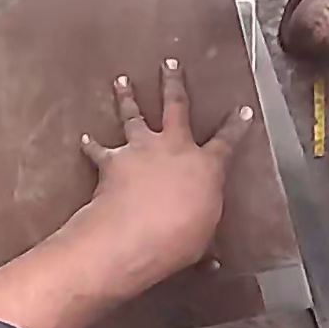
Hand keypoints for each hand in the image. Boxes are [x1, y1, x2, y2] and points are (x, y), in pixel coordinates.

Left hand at [60, 59, 254, 294]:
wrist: (136, 232)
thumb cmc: (179, 239)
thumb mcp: (201, 243)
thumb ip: (205, 246)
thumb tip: (213, 265)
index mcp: (205, 165)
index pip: (228, 141)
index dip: (237, 126)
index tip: (243, 110)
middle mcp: (174, 147)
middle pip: (176, 106)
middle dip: (174, 82)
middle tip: (169, 62)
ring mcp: (141, 149)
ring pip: (134, 115)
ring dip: (127, 96)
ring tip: (121, 80)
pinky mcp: (113, 160)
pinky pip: (99, 149)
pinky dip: (91, 144)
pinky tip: (85, 138)